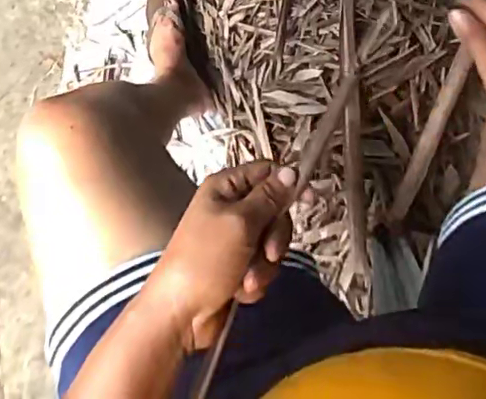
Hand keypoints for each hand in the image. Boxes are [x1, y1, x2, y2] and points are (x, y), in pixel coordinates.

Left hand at [143, 161, 297, 352]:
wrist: (178, 316)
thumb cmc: (205, 260)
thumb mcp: (240, 223)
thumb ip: (269, 198)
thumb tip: (291, 171)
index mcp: (225, 187)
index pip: (266, 172)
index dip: (287, 184)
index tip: (307, 201)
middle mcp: (231, 208)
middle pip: (274, 210)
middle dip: (274, 236)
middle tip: (267, 252)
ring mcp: (234, 239)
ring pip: (271, 242)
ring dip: (264, 264)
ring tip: (246, 279)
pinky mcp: (237, 266)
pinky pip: (262, 266)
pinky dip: (255, 279)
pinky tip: (239, 291)